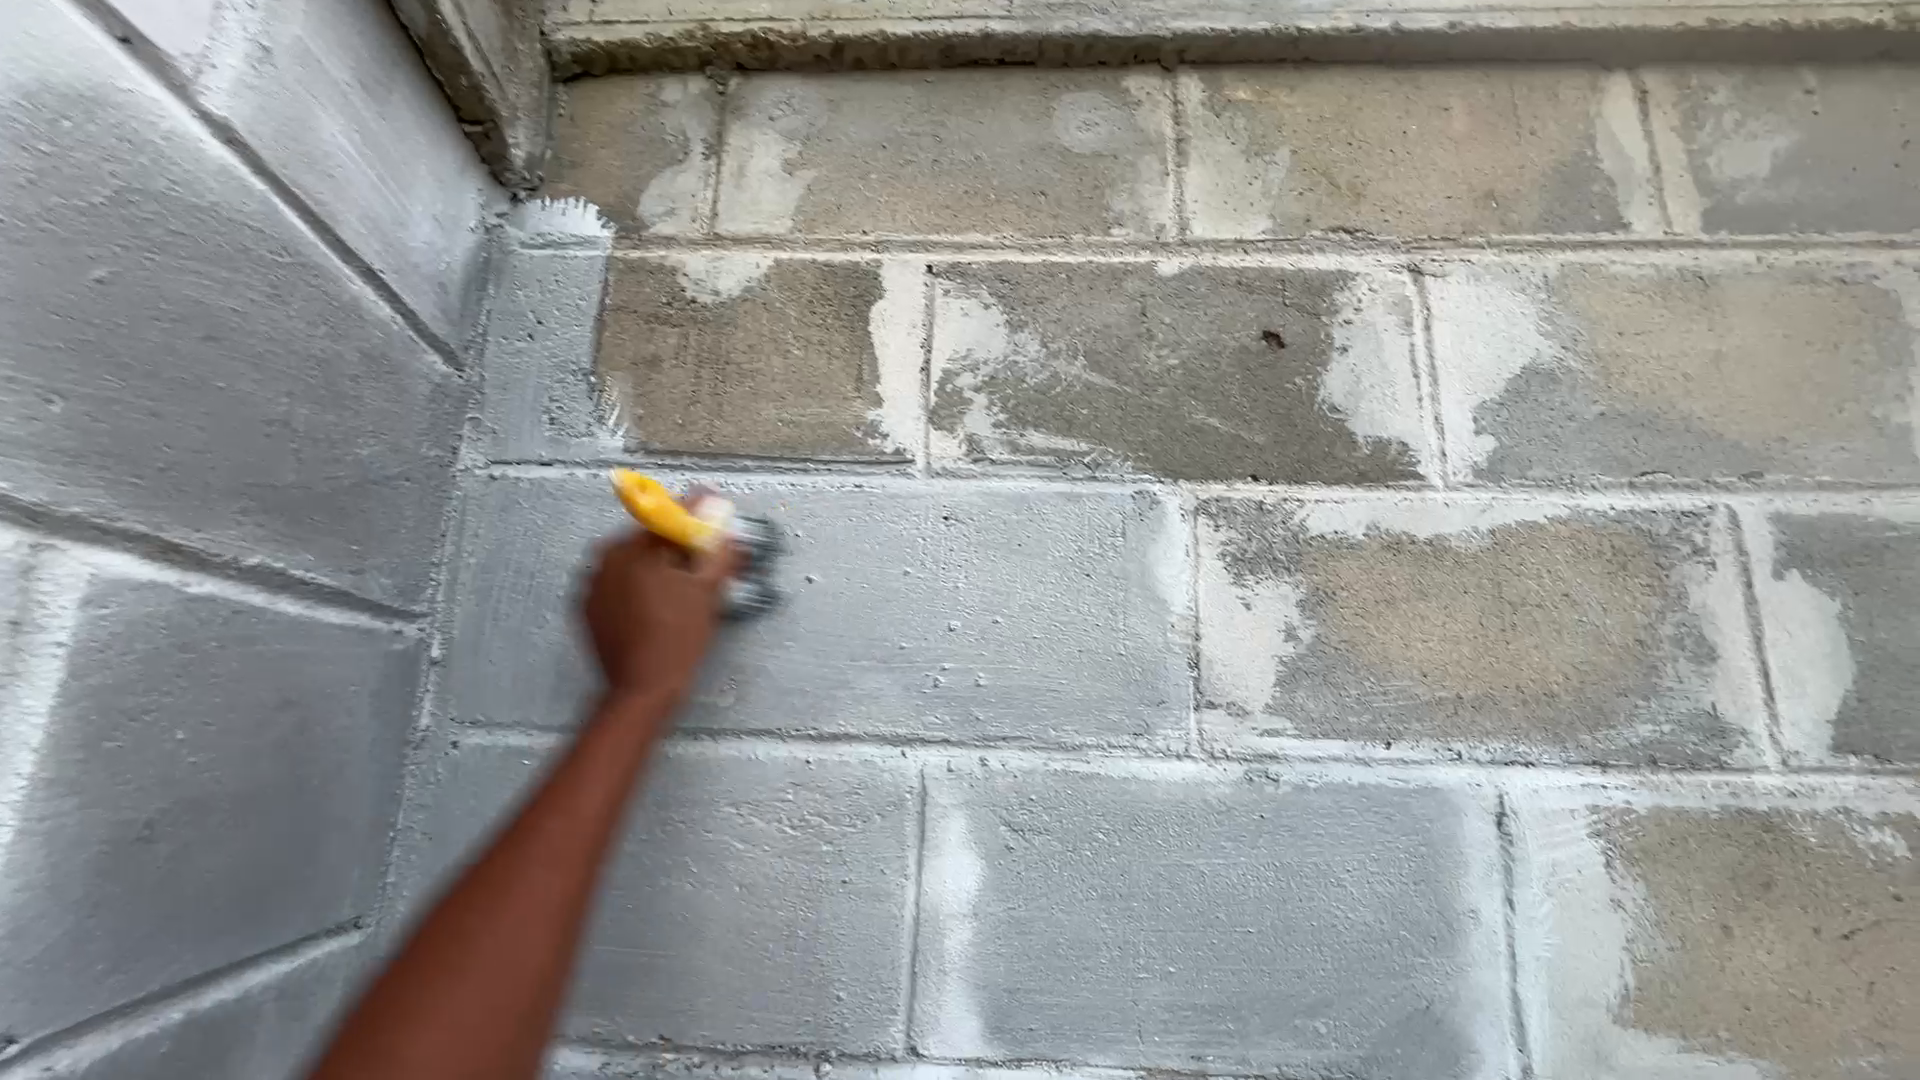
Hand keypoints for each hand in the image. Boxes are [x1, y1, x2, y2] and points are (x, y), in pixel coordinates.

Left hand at [581, 530, 736, 703]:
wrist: (643, 688)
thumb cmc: (676, 640)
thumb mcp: (708, 591)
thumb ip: (719, 551)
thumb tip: (728, 530)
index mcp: (633, 548)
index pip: (670, 517)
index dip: (697, 514)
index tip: (713, 511)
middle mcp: (605, 559)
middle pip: (650, 538)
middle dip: (678, 544)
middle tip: (703, 558)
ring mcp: (592, 584)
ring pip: (634, 562)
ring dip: (659, 566)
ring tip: (684, 586)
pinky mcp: (589, 608)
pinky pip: (620, 584)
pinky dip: (640, 586)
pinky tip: (661, 603)